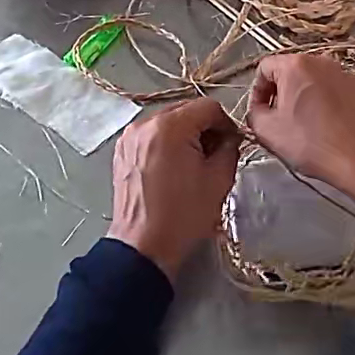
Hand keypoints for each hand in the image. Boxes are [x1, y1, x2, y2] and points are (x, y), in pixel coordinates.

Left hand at [104, 98, 240, 280]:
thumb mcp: (219, 179)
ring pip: (169, 121)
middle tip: (215, 154)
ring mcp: (130, 137)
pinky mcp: (122, 151)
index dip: (226, 123)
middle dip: (205, 127)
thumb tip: (229, 137)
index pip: (209, 107)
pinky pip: (152, 135)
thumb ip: (230, 147)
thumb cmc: (184, 214)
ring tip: (194, 163)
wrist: (144, 247)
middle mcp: (145, 124)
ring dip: (186, 134)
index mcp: (170, 126)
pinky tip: (174, 167)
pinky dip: (167, 143)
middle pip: (187, 110)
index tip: (231, 144)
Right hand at [247, 55, 354, 219]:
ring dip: (300, 99)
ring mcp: (342, 74)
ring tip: (299, 126)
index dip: (256, 91)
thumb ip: (253, 113)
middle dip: (279, 94)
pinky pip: (329, 91)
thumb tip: (258, 111)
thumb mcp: (267, 130)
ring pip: (310, 82)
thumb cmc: (312, 143)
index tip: (259, 112)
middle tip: (276, 120)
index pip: (264, 67)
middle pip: (289, 72)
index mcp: (296, 65)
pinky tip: (320, 127)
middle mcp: (321, 62)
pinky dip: (320, 103)